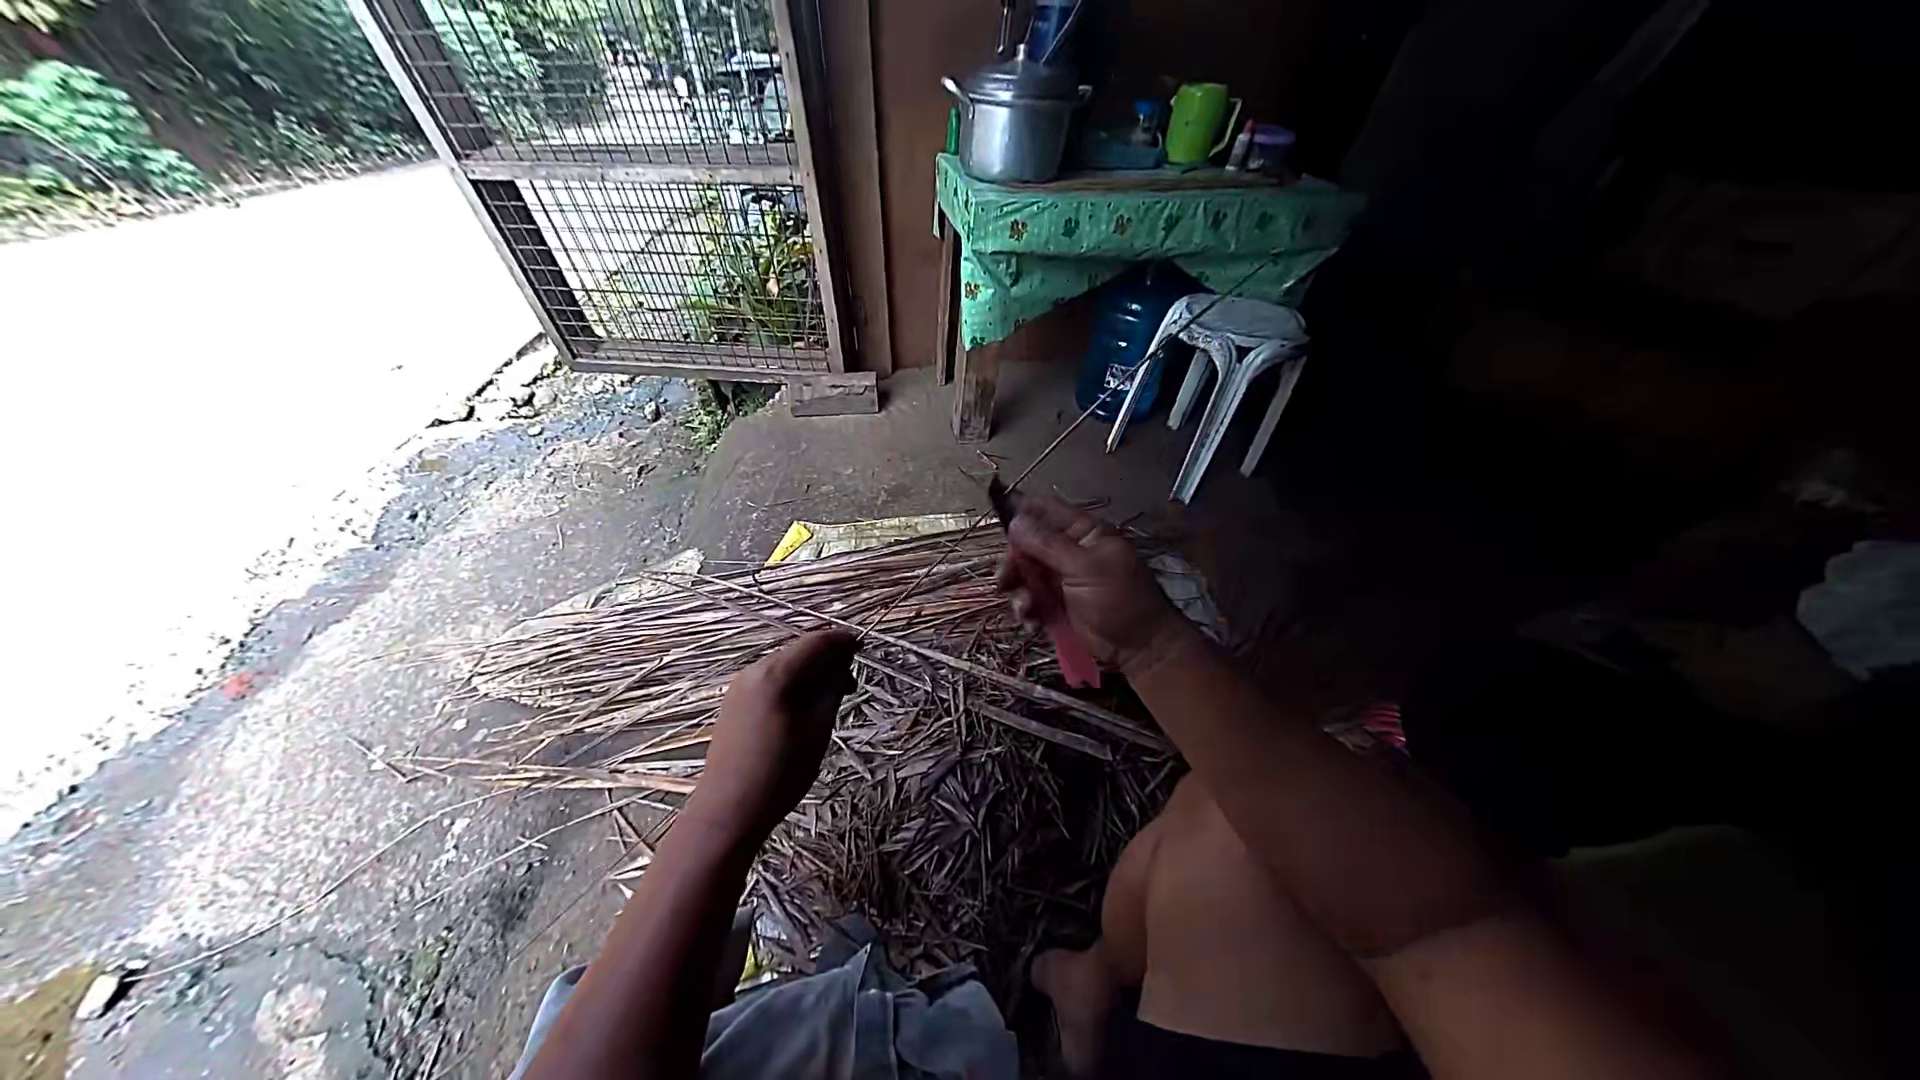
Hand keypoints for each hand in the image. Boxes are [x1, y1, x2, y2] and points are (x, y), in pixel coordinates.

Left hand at [685, 630, 857, 844]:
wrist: (729, 810)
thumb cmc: (781, 773)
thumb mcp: (818, 728)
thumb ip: (832, 687)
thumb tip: (842, 663)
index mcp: (775, 674)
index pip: (816, 642)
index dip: (841, 640)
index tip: (862, 646)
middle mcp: (753, 671)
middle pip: (798, 649)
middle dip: (826, 656)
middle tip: (850, 677)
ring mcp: (740, 686)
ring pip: (784, 663)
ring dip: (810, 669)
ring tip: (831, 693)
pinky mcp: (735, 701)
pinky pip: (770, 679)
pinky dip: (792, 681)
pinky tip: (805, 703)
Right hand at [996, 495, 1190, 674]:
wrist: (1138, 646)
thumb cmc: (1120, 598)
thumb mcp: (1084, 566)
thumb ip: (1047, 543)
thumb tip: (1016, 521)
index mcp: (1082, 533)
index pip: (1046, 511)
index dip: (1022, 515)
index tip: (1003, 531)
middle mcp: (1067, 552)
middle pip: (1026, 546)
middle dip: (1014, 563)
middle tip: (1005, 579)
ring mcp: (1060, 580)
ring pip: (1024, 576)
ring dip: (1018, 591)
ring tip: (1025, 608)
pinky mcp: (1054, 606)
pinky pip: (1029, 601)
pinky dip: (1026, 611)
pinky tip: (1032, 622)